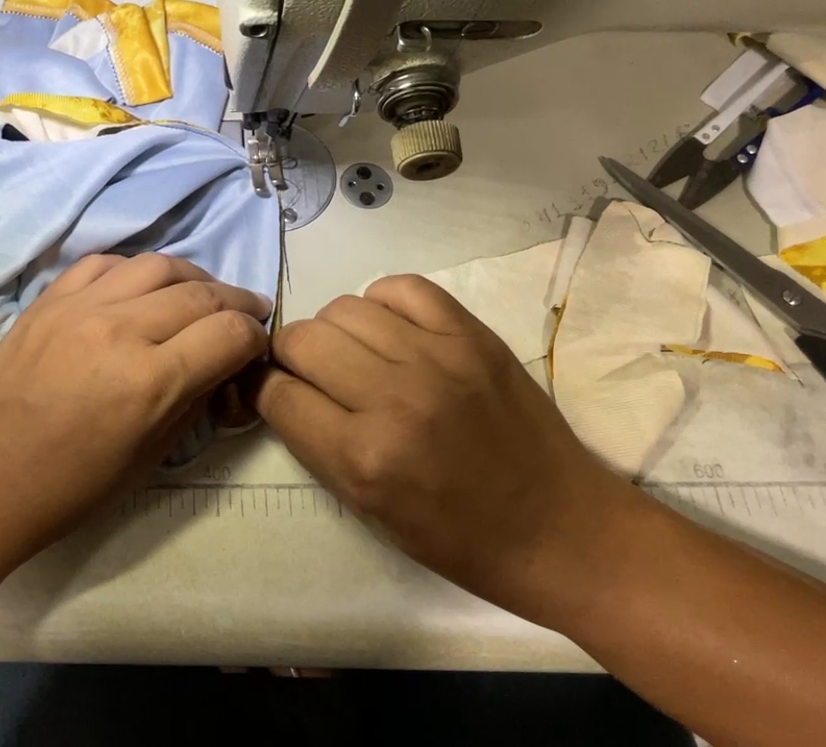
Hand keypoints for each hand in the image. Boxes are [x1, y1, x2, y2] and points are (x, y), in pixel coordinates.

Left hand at [0, 253, 271, 573]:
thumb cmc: (69, 490)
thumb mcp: (148, 459)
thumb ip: (193, 402)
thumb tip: (223, 366)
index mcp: (149, 381)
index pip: (229, 333)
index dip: (255, 337)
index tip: (257, 345)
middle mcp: (119, 330)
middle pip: (201, 293)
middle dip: (236, 303)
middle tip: (246, 315)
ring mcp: (79, 308)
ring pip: (156, 265)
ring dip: (192, 278)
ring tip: (201, 296)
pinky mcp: (47, 301)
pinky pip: (104, 264)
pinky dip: (135, 271)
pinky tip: (142, 289)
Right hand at [255, 275, 648, 618]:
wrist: (560, 530)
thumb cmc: (457, 538)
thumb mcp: (367, 509)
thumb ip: (315, 443)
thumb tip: (279, 387)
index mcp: (362, 458)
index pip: (276, 393)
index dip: (265, 390)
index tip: (275, 393)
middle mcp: (393, 399)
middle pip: (302, 340)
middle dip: (291, 356)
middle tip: (313, 375)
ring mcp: (437, 358)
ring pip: (343, 308)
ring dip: (334, 331)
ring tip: (356, 355)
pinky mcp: (472, 335)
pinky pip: (402, 287)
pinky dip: (382, 303)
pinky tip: (390, 330)